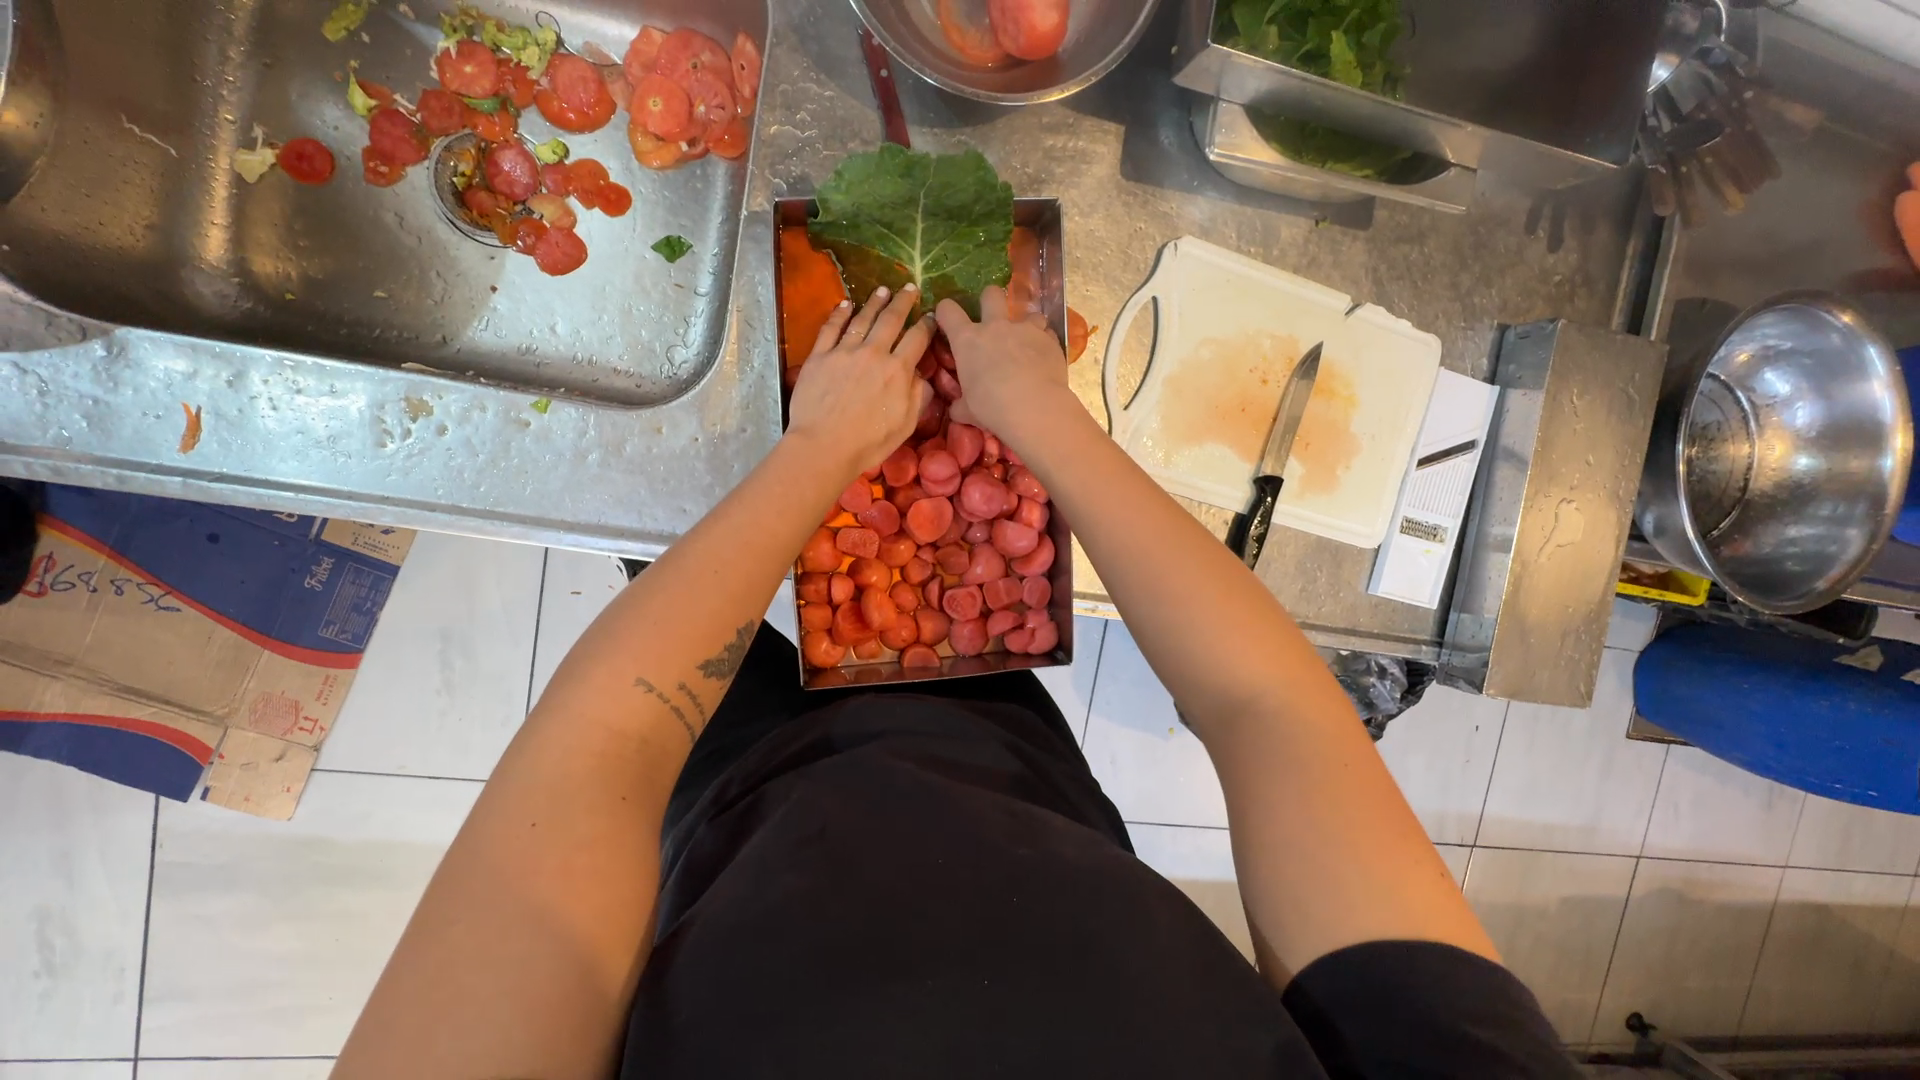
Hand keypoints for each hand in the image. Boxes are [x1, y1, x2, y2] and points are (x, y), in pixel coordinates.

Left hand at [786, 284, 935, 477]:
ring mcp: (844, 352)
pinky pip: (830, 328)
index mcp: (898, 371)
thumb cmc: (869, 443)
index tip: (931, 316)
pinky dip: (839, 313)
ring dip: (874, 302)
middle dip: (903, 301)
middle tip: (910, 288)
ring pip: (862, 318)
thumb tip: (920, 377)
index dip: (926, 325)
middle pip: (891, 319)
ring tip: (882, 290)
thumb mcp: (906, 425)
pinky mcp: (819, 356)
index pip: (918, 339)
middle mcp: (873, 353)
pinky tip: (845, 304)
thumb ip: (917, 397)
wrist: (824, 447)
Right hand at [934, 286, 1072, 437]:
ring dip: (1027, 324)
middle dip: (990, 299)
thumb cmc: (991, 408)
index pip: (948, 311)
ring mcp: (1025, 330)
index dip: (945, 311)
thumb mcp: (968, 410)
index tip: (947, 319)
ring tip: (1027, 342)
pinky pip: (1047, 334)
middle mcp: (996, 327)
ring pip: (1028, 312)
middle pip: (991, 294)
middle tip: (992, 317)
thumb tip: (956, 410)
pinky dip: (1044, 343)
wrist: (1033, 408)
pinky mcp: (1049, 339)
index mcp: (968, 340)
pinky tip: (1044, 358)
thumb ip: (961, 405)